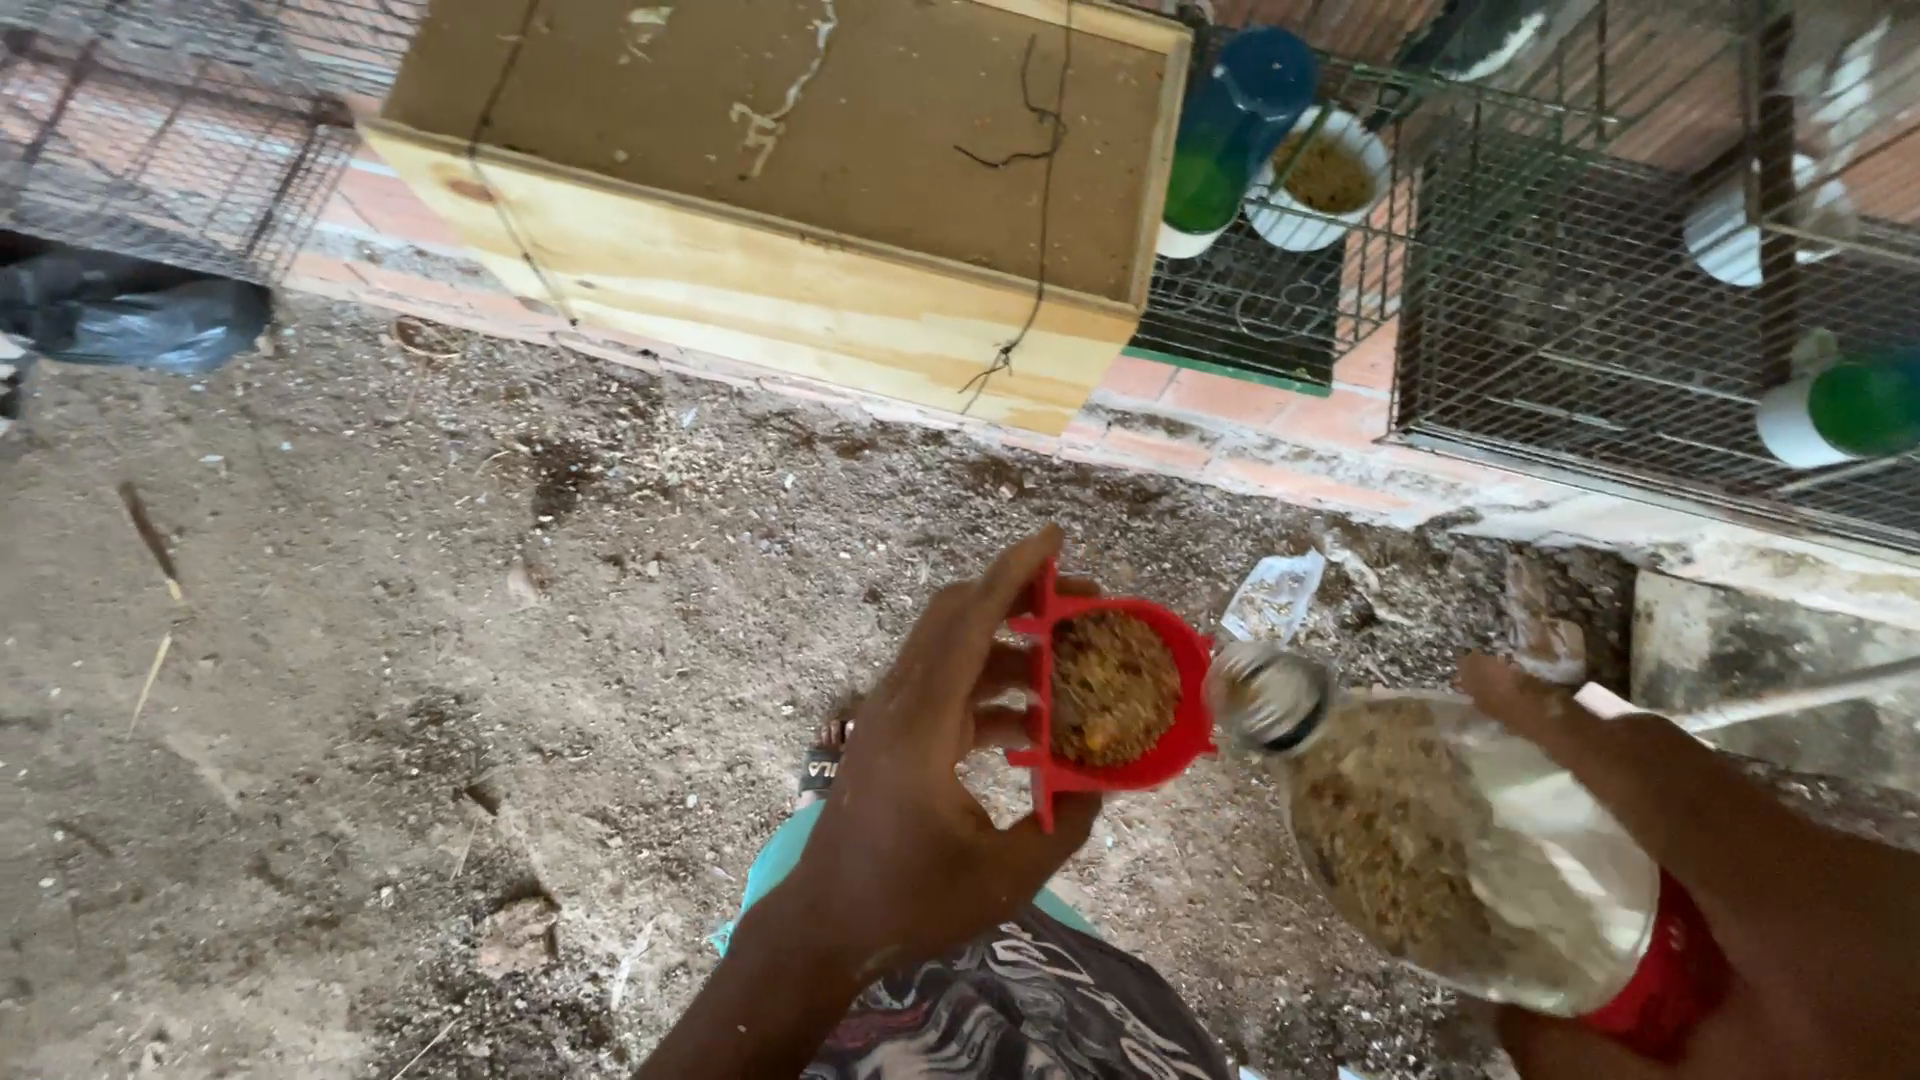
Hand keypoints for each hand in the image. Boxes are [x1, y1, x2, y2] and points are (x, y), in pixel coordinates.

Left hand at [768, 524, 1101, 980]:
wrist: (826, 925)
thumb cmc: (908, 902)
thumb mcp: (1005, 876)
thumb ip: (1064, 825)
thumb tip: (1102, 785)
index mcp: (924, 723)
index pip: (971, 622)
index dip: (1013, 572)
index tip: (1053, 538)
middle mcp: (902, 701)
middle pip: (957, 616)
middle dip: (1020, 597)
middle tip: (1081, 605)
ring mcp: (892, 714)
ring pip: (955, 650)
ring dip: (1012, 648)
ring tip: (1072, 671)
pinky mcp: (894, 733)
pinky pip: (950, 688)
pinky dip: (993, 690)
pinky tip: (1034, 729)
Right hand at [1461, 655, 1919, 1078]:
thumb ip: (1589, 1066)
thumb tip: (1501, 1008)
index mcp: (1792, 899)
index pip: (1645, 775)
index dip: (1554, 719)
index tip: (1476, 672)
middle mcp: (1831, 858)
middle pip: (1673, 761)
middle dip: (1576, 732)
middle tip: (1494, 720)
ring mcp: (1860, 868)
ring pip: (1709, 787)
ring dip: (1620, 774)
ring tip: (1545, 780)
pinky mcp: (1872, 889)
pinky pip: (1741, 822)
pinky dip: (1665, 814)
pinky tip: (1642, 866)